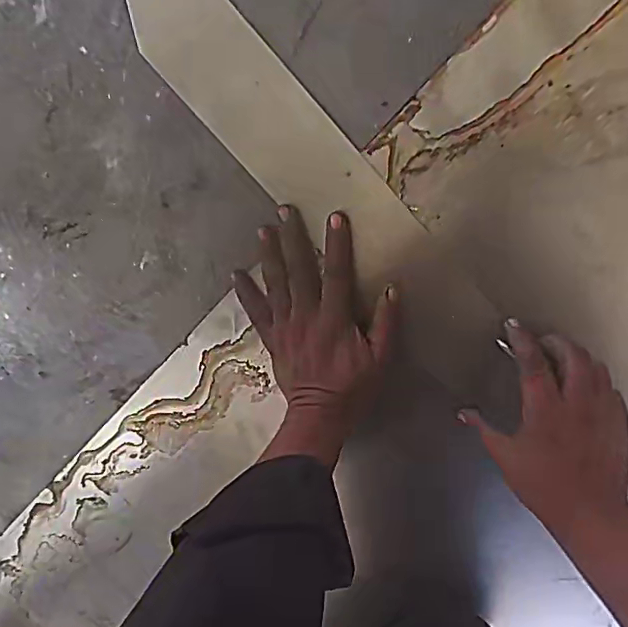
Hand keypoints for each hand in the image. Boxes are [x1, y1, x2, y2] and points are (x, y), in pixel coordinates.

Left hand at [233, 205, 397, 465]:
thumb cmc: (353, 389)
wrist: (318, 415)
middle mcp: (306, 317)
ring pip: (275, 285)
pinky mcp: (272, 339)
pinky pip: (256, 313)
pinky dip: (246, 293)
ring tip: (263, 231)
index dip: (338, 245)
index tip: (336, 218)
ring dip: (268, 256)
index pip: (337, 274)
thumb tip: (391, 290)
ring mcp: (286, 327)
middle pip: (299, 270)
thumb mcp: (380, 359)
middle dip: (293, 238)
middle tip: (285, 211)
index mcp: (334, 320)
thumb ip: (385, 324)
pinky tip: (236, 275)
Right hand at [461, 320, 627, 539]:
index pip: (532, 361)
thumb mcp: (506, 457)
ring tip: (564, 357)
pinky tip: (587, 387)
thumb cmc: (546, 488)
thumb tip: (467, 415)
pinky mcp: (619, 421)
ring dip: (578, 356)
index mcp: (545, 409)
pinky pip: (611, 388)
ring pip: (596, 366)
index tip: (514, 328)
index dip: (522, 339)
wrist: (590, 512)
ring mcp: (603, 411)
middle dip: (555, 341)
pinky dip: (597, 379)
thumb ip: (485, 430)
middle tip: (541, 340)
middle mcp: (577, 403)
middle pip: (571, 354)